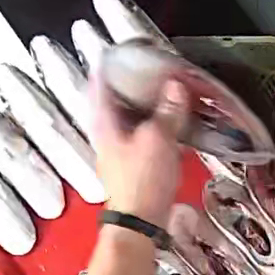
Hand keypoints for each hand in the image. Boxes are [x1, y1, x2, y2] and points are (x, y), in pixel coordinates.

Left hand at [91, 78, 186, 224]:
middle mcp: (107, 136)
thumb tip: (174, 89)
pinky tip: (170, 131)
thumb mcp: (159, 138)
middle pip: (116, 101)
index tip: (121, 53)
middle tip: (147, 73)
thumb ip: (167, 111)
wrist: (141, 221)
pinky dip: (155, 131)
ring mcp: (119, 153)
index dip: (111, 64)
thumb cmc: (140, 184)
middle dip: (133, 87)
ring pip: (131, 121)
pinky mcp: (133, 168)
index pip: (100, 81)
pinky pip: (143, 140)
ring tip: (163, 98)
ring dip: (146, 109)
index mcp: (104, 122)